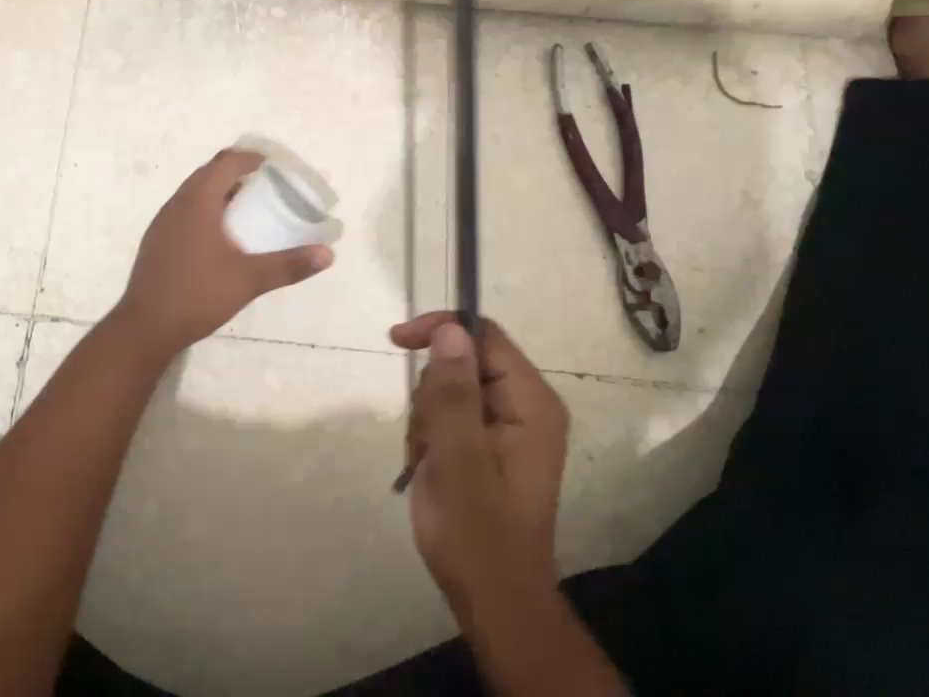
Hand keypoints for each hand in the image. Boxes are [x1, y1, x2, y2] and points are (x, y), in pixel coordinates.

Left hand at [114, 149, 333, 351]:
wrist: (146, 326)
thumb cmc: (198, 295)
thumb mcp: (248, 280)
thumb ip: (288, 265)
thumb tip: (327, 254)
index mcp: (197, 202)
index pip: (225, 163)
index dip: (250, 158)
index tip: (273, 164)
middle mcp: (176, 204)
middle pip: (208, 173)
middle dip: (236, 172)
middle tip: (266, 184)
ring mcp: (162, 222)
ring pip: (193, 192)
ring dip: (219, 191)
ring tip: (247, 207)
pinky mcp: (157, 240)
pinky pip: (184, 210)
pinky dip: (205, 209)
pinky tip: (220, 235)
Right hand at [392, 313, 569, 615]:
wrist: (492, 598)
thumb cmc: (476, 533)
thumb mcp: (458, 458)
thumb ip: (453, 392)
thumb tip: (449, 330)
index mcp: (532, 404)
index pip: (484, 336)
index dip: (440, 330)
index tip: (396, 340)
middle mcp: (527, 408)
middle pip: (464, 362)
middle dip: (433, 394)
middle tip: (427, 441)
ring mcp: (510, 428)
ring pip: (450, 390)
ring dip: (428, 419)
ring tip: (429, 463)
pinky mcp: (493, 447)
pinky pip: (451, 417)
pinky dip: (431, 437)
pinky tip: (431, 470)